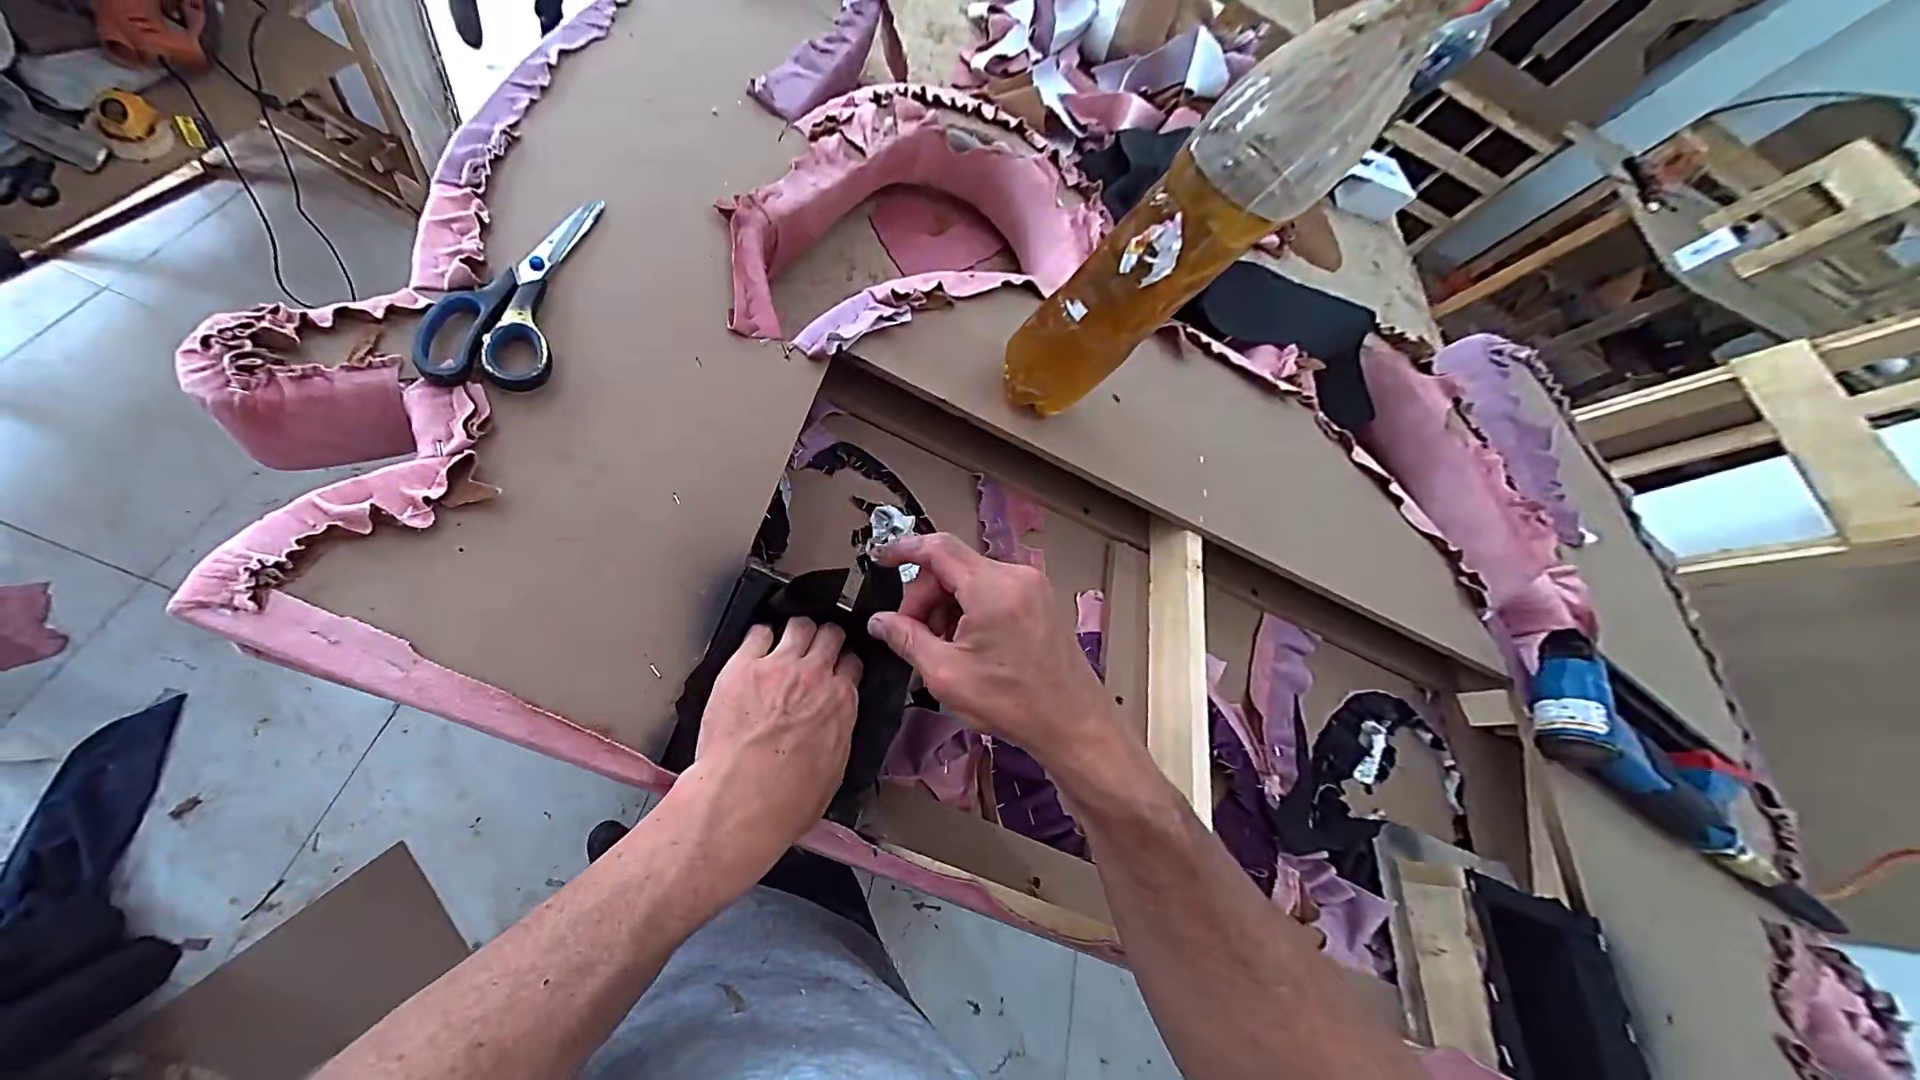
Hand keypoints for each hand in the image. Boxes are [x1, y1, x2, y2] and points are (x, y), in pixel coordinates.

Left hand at [686, 617, 862, 851]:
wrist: (743, 798)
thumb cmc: (786, 797)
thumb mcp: (834, 769)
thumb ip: (837, 735)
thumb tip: (833, 731)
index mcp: (840, 701)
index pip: (853, 663)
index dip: (846, 660)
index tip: (841, 663)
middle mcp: (814, 677)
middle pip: (830, 635)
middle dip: (827, 637)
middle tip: (818, 643)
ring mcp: (778, 667)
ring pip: (799, 625)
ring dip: (797, 630)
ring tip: (790, 637)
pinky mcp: (742, 667)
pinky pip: (757, 633)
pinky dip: (760, 635)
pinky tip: (757, 642)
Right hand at [867, 533, 1115, 766]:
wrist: (1073, 724)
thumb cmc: (1014, 703)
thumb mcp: (946, 674)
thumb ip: (906, 639)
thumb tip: (879, 621)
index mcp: (992, 588)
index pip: (938, 548)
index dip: (903, 549)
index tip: (881, 559)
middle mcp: (1016, 576)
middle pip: (953, 566)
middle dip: (925, 596)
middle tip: (912, 633)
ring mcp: (1032, 586)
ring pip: (972, 579)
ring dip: (947, 605)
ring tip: (942, 647)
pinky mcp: (1040, 600)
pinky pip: (993, 590)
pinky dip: (971, 608)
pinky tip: (966, 643)